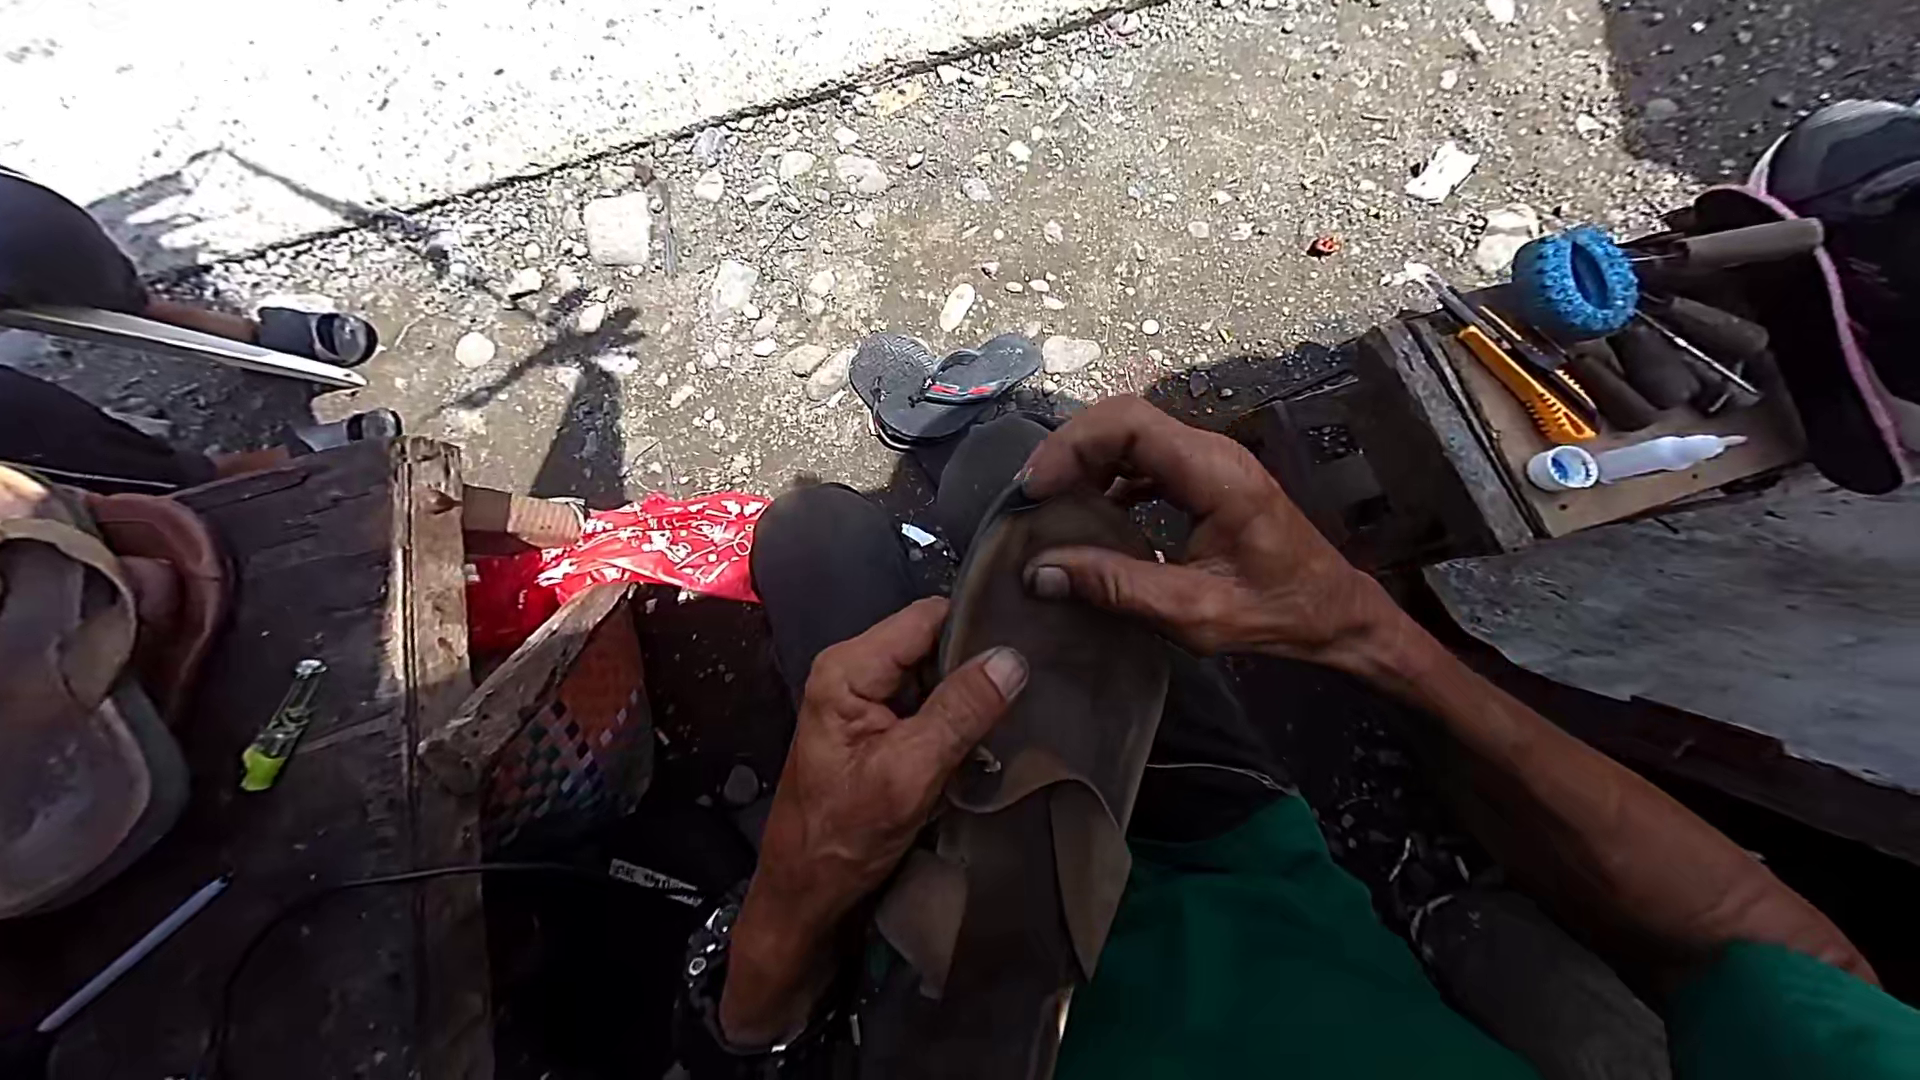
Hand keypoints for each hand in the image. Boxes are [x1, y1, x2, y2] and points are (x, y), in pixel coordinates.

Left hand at [720, 598, 1027, 1044]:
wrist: (804, 892)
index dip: (974, 624)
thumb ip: (960, 711)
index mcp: (849, 667)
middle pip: (930, 639)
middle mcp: (854, 667)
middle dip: (975, 660)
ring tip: (1014, 704)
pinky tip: (986, 726)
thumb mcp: (909, 773)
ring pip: (934, 668)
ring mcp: (865, 693)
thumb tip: (1012, 659)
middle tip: (1028, 681)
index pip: (926, 618)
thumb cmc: (843, 837)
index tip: (1025, 642)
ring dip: (969, 689)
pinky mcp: (878, 718)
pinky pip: (928, 696)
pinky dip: (956, 710)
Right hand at [1019, 395, 1403, 670]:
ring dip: (1084, 460)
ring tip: (1050, 501)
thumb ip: (1117, 587)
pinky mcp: (1201, 476)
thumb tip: (1040, 571)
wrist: (1332, 612)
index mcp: (1214, 474)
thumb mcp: (1193, 613)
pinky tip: (1088, 510)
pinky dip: (1105, 475)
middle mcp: (1210, 452)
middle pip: (1123, 418)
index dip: (1072, 446)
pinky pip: (1140, 458)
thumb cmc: (1276, 613)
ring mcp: (1207, 461)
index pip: (1129, 424)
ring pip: (1129, 433)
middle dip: (1069, 448)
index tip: (1036, 487)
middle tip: (1031, 494)